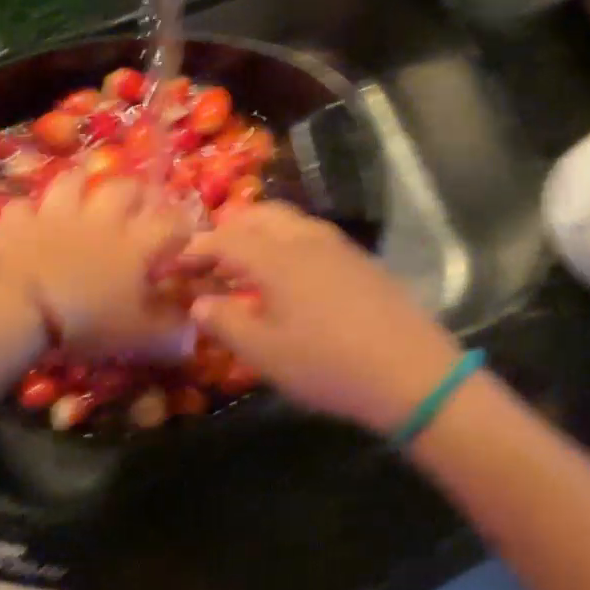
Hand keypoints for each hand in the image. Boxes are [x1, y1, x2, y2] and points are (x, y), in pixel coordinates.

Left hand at [0, 171, 195, 360]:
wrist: (17, 305)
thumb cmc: (86, 321)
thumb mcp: (138, 337)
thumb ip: (170, 333)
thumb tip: (192, 334)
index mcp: (136, 245)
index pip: (171, 223)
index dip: (181, 224)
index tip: (185, 232)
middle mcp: (101, 220)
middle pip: (125, 189)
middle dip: (136, 192)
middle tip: (138, 203)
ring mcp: (56, 215)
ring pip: (73, 182)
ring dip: (81, 184)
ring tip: (84, 192)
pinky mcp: (16, 222)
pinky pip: (24, 207)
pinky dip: (29, 213)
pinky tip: (29, 221)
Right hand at [182, 203, 463, 435]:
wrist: (413, 373)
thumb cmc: (328, 365)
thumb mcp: (266, 353)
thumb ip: (226, 323)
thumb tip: (199, 302)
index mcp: (276, 257)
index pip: (225, 238)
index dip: (196, 248)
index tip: (176, 263)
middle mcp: (307, 239)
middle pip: (260, 216)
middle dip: (229, 230)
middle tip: (212, 259)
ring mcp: (340, 247)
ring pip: (290, 223)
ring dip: (261, 234)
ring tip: (249, 267)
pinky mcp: (363, 262)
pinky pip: (314, 238)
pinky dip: (289, 246)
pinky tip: (292, 279)